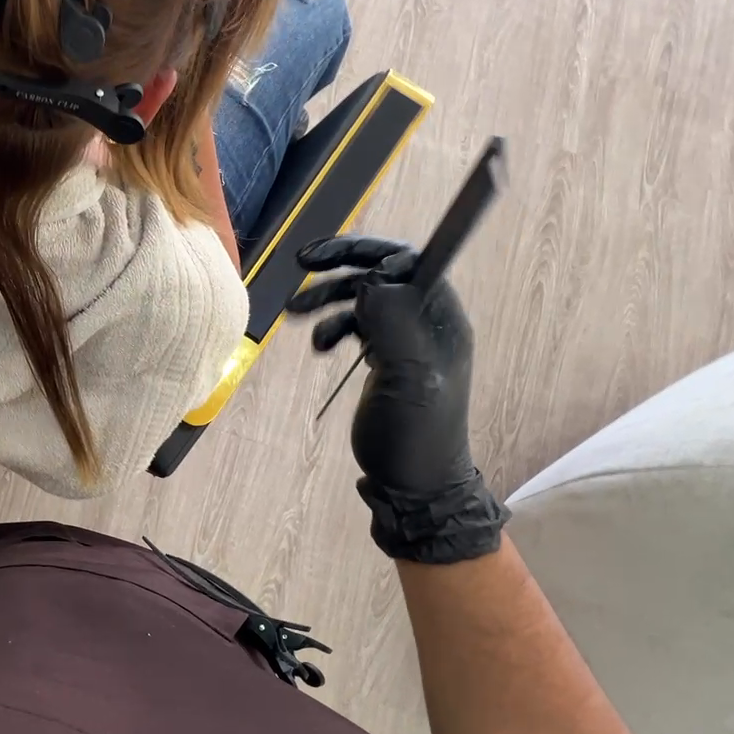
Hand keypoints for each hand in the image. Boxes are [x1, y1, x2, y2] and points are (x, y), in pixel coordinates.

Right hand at [289, 235, 506, 563]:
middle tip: (301, 261)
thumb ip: (393, 325)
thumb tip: (371, 281)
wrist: (413, 481)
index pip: (410, 262)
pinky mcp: (384, 356)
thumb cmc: (415, 433)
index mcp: (440, 319)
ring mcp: (404, 338)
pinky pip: (355, 323)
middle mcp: (424, 321)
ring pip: (362, 296)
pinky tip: (319, 346)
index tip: (326, 261)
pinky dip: (331, 327)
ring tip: (293, 312)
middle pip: (382, 272)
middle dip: (342, 264)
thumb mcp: (408, 379)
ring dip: (326, 298)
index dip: (371, 252)